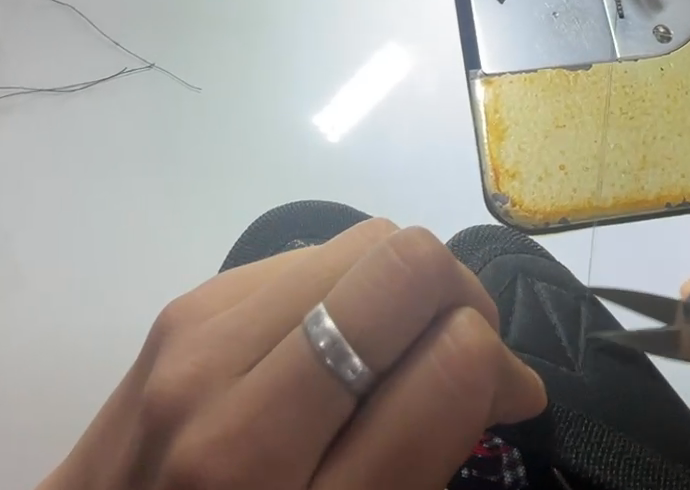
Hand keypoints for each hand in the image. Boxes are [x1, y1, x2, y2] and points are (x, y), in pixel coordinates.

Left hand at [41, 218, 546, 489]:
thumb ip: (427, 451)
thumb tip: (505, 368)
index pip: (449, 362)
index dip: (494, 364)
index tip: (502, 390)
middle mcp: (236, 422)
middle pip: (404, 264)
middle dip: (457, 296)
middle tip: (454, 350)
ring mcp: (198, 347)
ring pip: (367, 239)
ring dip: (403, 286)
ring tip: (392, 345)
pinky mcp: (183, 306)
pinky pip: (314, 253)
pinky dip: (347, 286)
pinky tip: (328, 341)